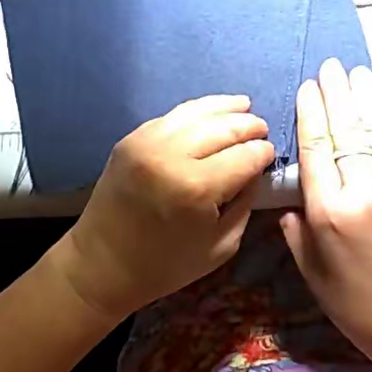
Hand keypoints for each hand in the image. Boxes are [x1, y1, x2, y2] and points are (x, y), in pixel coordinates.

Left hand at [54, 95, 276, 320]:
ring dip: (224, 108)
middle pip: (223, 126)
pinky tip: (209, 115)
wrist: (101, 264)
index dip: (263, 152)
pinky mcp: (130, 139)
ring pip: (196, 112)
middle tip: (262, 129)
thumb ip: (244, 202)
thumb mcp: (222, 245)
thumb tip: (255, 170)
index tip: (270, 154)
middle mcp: (171, 154)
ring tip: (243, 106)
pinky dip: (194, 113)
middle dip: (248, 125)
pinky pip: (171, 117)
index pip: (245, 155)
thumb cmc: (165, 266)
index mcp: (196, 187)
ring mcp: (146, 142)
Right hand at [280, 59, 371, 354]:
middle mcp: (361, 192)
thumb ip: (295, 227)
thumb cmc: (352, 299)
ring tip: (358, 72)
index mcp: (326, 211)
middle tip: (329, 67)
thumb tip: (291, 196)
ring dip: (368, 98)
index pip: (315, 148)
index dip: (309, 113)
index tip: (306, 88)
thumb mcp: (308, 267)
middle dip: (335, 94)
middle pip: (346, 131)